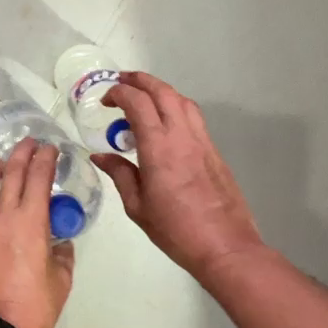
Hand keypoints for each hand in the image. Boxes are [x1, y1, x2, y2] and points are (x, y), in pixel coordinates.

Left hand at [0, 139, 74, 327]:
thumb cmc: (36, 306)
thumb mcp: (61, 278)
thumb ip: (61, 253)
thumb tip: (58, 242)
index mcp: (30, 222)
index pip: (37, 179)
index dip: (45, 159)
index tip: (50, 148)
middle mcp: (2, 218)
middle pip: (10, 175)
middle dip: (21, 155)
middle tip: (29, 142)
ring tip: (1, 159)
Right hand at [93, 72, 267, 277]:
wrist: (225, 247)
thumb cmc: (175, 230)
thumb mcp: (137, 206)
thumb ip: (120, 174)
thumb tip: (101, 156)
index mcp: (159, 148)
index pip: (137, 103)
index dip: (119, 93)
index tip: (105, 101)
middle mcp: (182, 137)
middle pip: (163, 92)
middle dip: (140, 81)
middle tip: (121, 84)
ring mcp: (202, 142)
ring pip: (182, 101)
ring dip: (160, 92)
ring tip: (142, 100)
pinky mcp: (214, 152)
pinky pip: (193, 118)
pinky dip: (175, 109)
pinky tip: (164, 125)